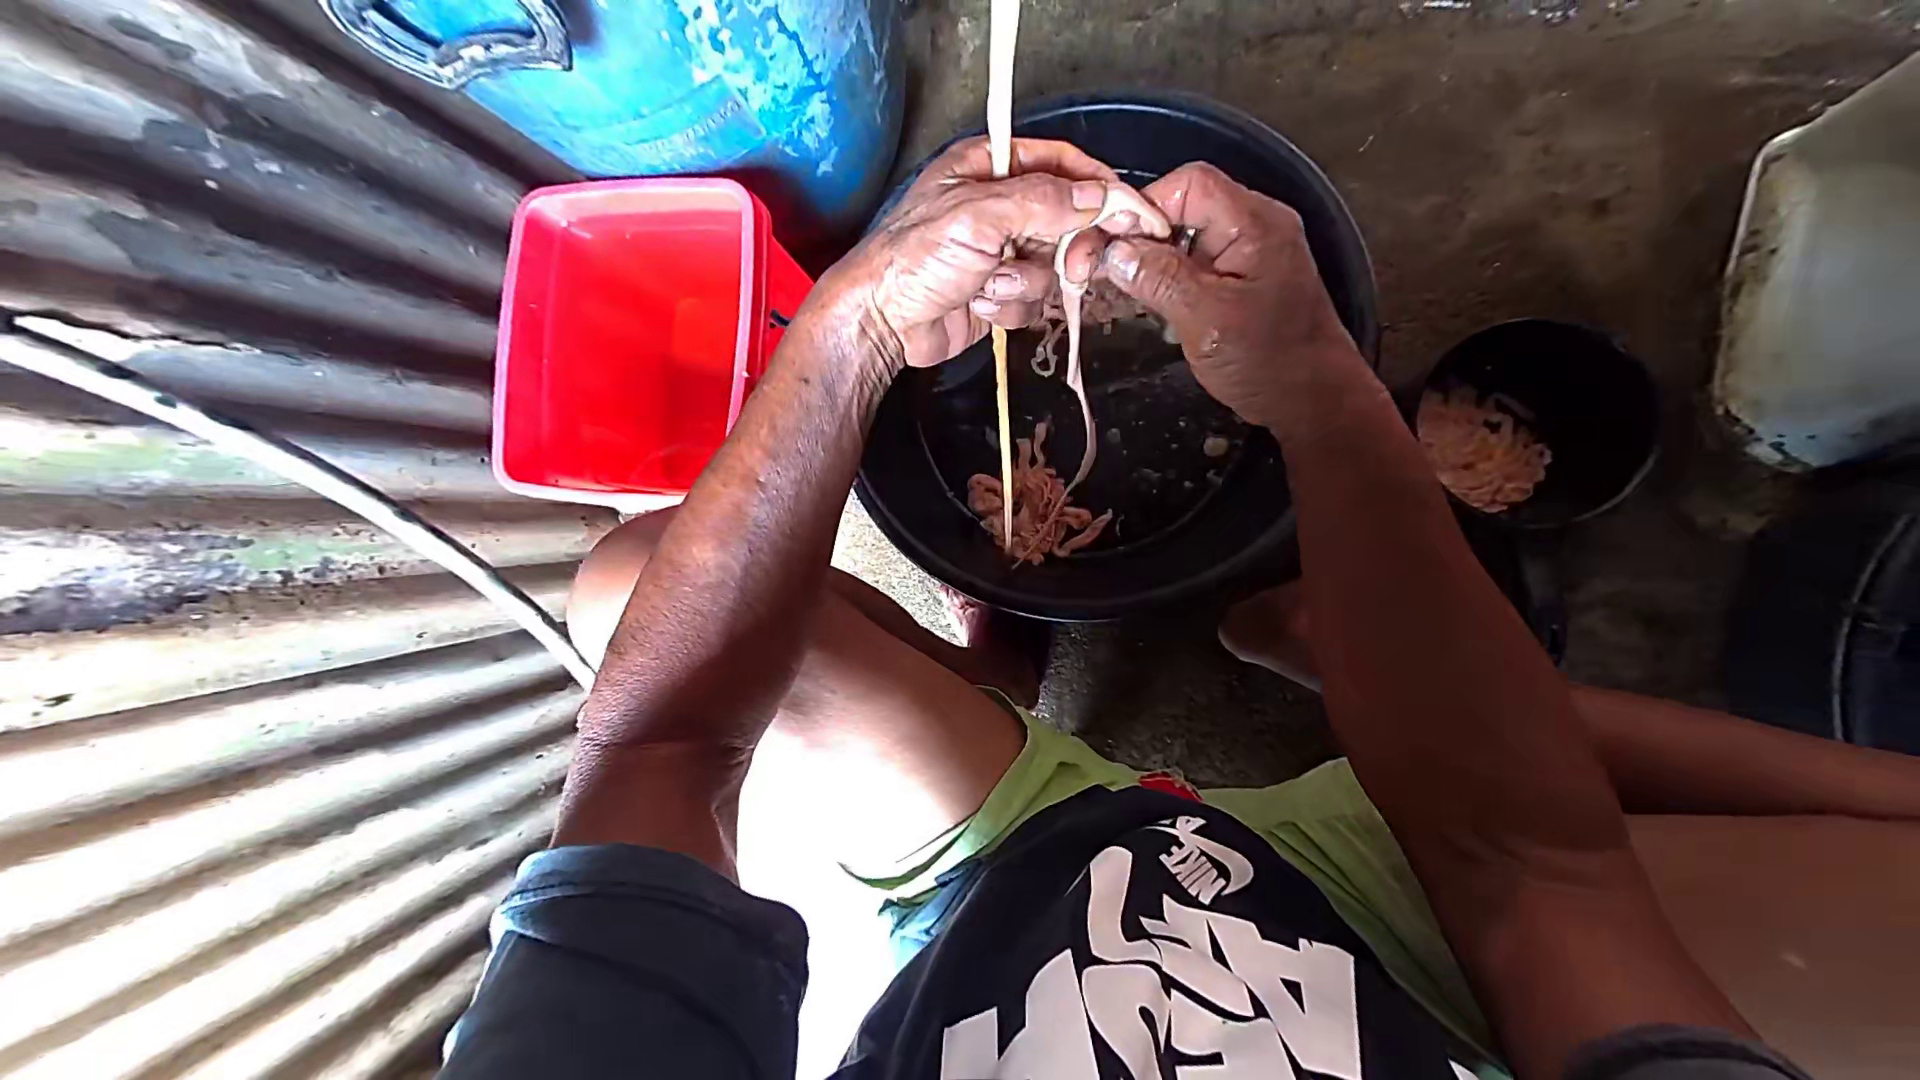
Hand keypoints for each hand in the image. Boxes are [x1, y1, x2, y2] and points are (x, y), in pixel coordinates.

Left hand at [807, 137, 1168, 372]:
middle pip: (1068, 222)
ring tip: (987, 284)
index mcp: (992, 169)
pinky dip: (1011, 307)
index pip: (1065, 168)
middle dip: (1066, 250)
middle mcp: (1002, 209)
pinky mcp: (1000, 294)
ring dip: (1024, 284)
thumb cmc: (914, 259)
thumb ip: (1040, 202)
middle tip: (1071, 266)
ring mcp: (1002, 254)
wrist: (884, 321)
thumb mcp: (978, 216)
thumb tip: (1094, 197)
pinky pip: (1033, 300)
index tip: (1135, 215)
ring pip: (1052, 269)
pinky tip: (979, 304)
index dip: (1103, 190)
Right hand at [1098, 162, 1376, 442]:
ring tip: (1119, 286)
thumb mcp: (1205, 318)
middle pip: (1185, 206)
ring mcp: (1248, 254)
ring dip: (1150, 258)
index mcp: (1253, 224)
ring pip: (1186, 236)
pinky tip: (1146, 299)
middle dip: (1141, 234)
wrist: (1310, 399)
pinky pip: (1195, 263)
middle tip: (1104, 268)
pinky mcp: (1240, 280)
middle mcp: (1253, 227)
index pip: (1189, 185)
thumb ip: (1160, 279)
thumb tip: (1113, 251)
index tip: (1111, 245)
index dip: (1144, 206)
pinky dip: (1166, 276)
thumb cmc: (1265, 360)